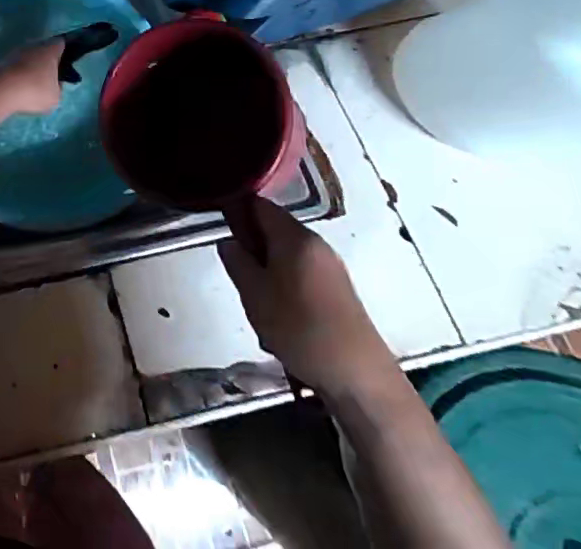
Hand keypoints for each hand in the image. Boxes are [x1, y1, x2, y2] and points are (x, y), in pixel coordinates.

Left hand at [0, 38, 66, 116]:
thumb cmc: (34, 91)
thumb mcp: (55, 97)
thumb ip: (58, 89)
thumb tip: (56, 84)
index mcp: (50, 50)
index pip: (60, 43)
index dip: (64, 50)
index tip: (66, 60)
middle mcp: (33, 46)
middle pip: (43, 49)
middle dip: (46, 60)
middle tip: (50, 75)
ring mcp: (15, 53)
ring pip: (28, 57)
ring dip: (31, 66)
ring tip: (33, 84)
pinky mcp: (1, 61)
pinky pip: (15, 66)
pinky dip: (18, 73)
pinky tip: (19, 87)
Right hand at [217, 198, 396, 396]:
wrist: (357, 375)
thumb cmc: (299, 328)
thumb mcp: (254, 295)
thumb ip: (237, 262)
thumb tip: (229, 241)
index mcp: (295, 237)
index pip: (260, 205)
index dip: (237, 212)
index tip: (223, 235)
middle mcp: (316, 243)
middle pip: (275, 230)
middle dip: (252, 248)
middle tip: (240, 278)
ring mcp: (330, 266)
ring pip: (287, 255)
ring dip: (267, 271)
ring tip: (259, 305)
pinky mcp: (338, 289)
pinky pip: (302, 274)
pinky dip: (285, 286)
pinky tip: (281, 320)